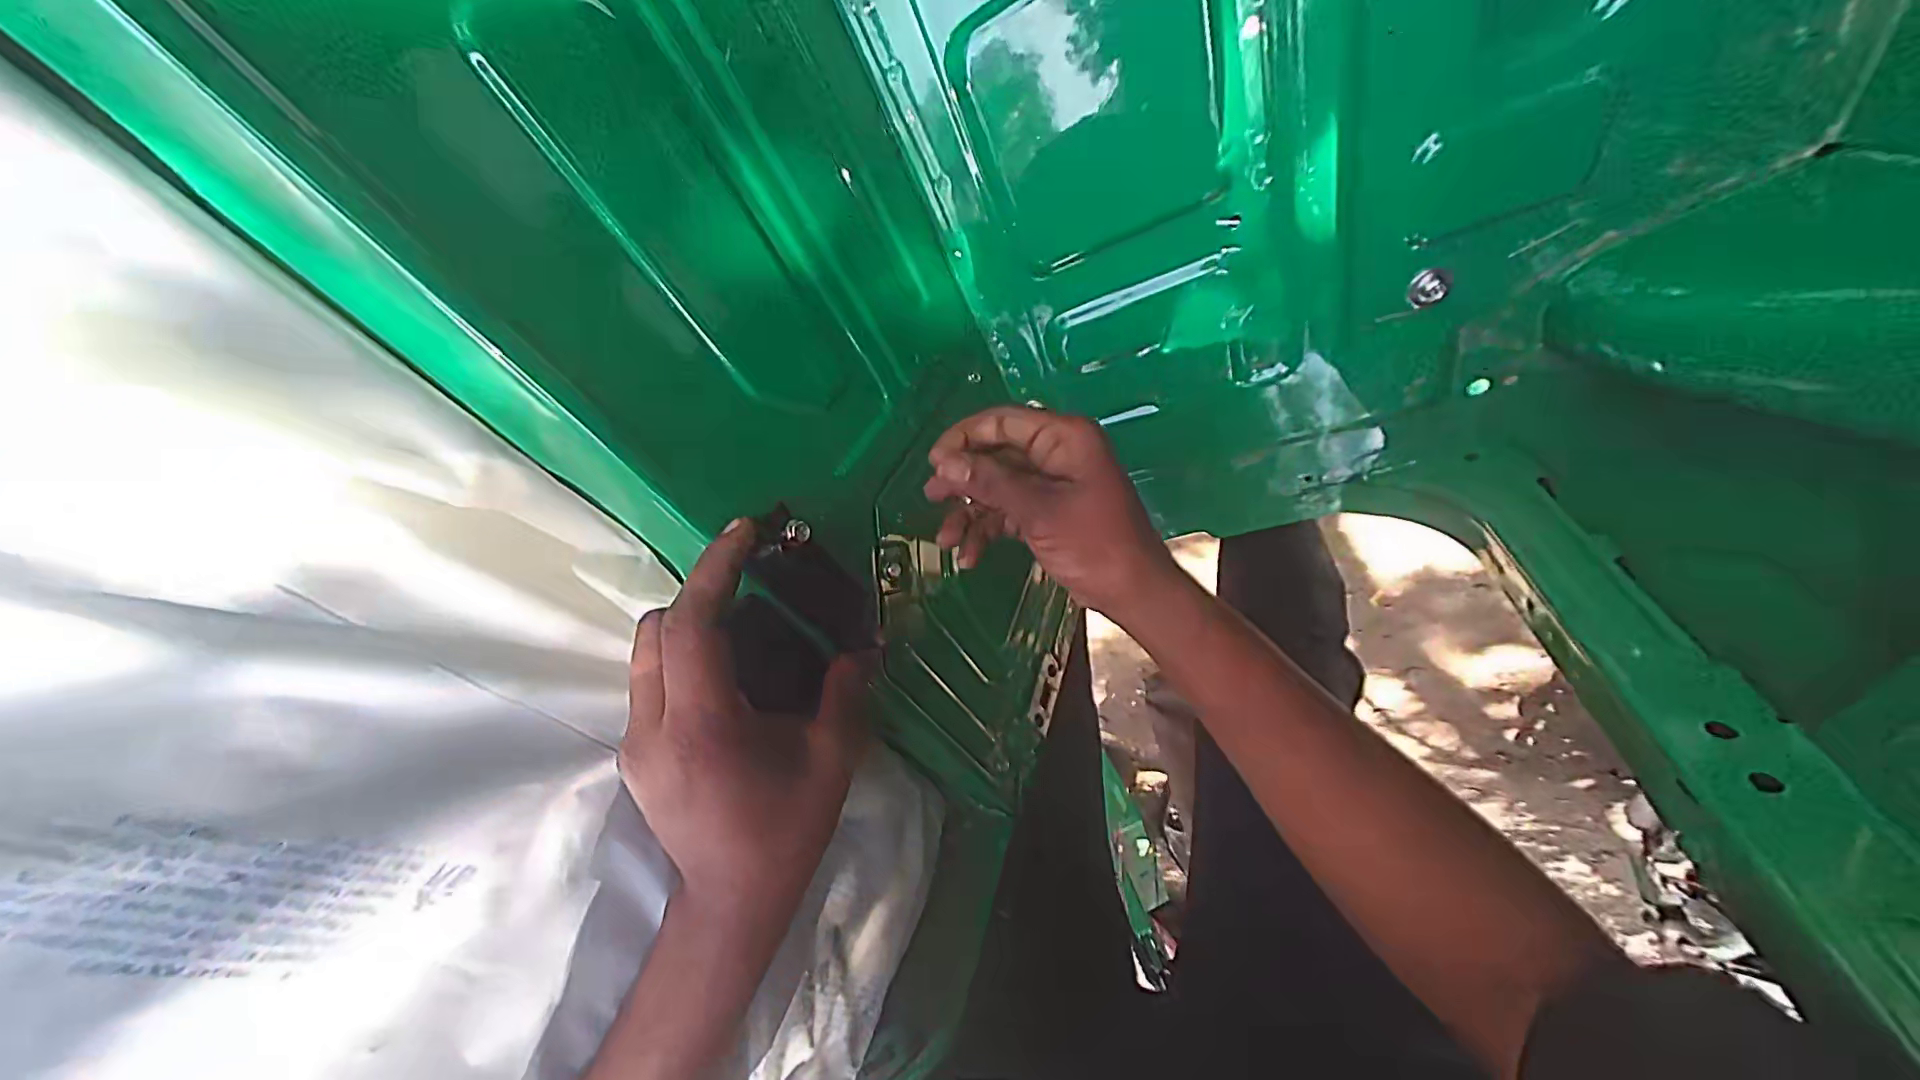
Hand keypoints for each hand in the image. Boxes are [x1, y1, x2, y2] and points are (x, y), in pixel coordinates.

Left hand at [621, 519, 872, 916]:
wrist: (730, 901)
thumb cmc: (784, 830)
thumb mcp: (831, 760)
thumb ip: (846, 694)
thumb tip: (865, 647)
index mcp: (703, 724)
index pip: (692, 625)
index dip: (716, 568)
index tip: (744, 530)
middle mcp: (653, 726)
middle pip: (657, 628)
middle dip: (701, 588)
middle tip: (749, 576)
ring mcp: (635, 742)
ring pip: (644, 651)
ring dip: (687, 621)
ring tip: (737, 620)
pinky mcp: (633, 753)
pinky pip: (648, 679)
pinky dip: (680, 654)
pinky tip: (723, 672)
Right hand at [922, 405, 1183, 621]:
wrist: (1132, 591)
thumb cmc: (1095, 544)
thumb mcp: (1039, 511)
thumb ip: (991, 483)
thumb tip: (944, 463)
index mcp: (1063, 438)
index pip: (1003, 421)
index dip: (964, 437)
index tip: (934, 461)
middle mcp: (1055, 454)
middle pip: (995, 455)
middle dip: (963, 480)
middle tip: (931, 496)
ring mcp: (1050, 484)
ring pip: (996, 487)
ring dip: (970, 513)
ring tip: (945, 539)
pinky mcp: (1045, 512)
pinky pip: (1006, 512)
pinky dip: (987, 531)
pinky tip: (969, 556)